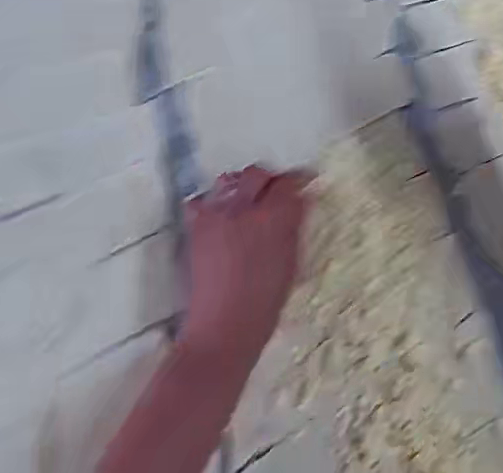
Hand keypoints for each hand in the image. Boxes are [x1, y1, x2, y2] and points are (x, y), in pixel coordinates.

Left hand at [181, 166, 311, 363]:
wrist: (223, 329)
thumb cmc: (266, 303)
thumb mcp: (292, 261)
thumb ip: (294, 224)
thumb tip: (302, 199)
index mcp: (276, 216)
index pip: (289, 182)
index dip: (298, 180)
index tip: (304, 182)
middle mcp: (246, 207)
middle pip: (258, 174)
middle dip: (269, 180)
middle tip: (274, 193)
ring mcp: (218, 214)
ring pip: (230, 181)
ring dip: (240, 186)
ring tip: (245, 202)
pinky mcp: (197, 226)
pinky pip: (201, 201)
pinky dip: (210, 203)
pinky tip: (219, 216)